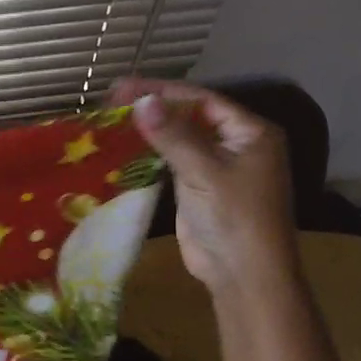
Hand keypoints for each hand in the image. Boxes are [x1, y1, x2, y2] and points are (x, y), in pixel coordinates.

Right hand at [111, 78, 298, 291]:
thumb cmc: (233, 216)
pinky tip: (122, 147)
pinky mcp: (197, 186)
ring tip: (110, 119)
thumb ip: (172, 135)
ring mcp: (216, 165)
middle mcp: (236, 143)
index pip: (201, 100)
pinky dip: (148, 152)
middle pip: (189, 115)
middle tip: (110, 101)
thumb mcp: (204, 171)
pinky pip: (170, 160)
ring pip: (178, 137)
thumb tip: (141, 100)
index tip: (122, 88)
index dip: (162, 91)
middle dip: (152, 107)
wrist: (242, 271)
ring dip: (148, 129)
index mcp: (250, 132)